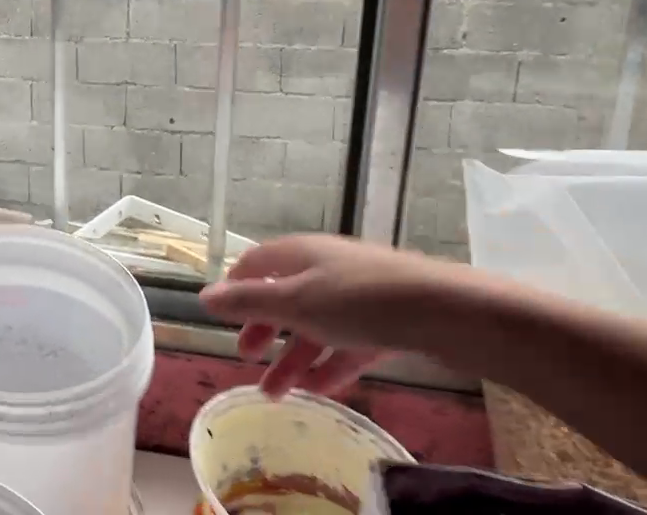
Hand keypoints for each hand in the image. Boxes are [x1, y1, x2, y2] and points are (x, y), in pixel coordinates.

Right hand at [198, 234, 484, 399]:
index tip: (222, 318)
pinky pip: (346, 343)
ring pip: (314, 326)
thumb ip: (248, 302)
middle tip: (246, 357)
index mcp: (296, 254)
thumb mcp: (294, 302)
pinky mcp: (385, 320)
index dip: (235, 290)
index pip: (254, 265)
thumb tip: (203, 296)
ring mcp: (355, 295)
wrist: (443, 311)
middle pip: (283, 297)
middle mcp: (322, 268)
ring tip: (275, 393)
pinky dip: (329, 364)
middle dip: (263, 329)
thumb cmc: (356, 300)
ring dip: (292, 358)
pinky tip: (318, 389)